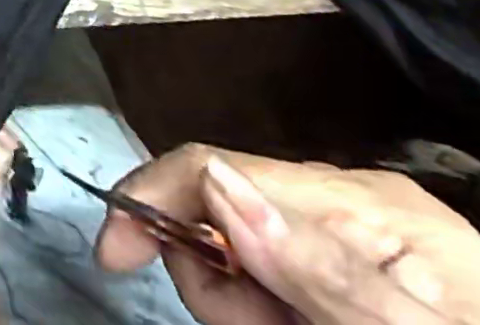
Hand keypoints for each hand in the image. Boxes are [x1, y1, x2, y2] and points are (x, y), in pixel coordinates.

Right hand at [95, 145, 479, 324]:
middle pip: (226, 209)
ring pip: (240, 250)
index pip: (229, 168)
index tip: (111, 258)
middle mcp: (351, 208)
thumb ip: (321, 270)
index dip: (157, 198)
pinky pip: (270, 280)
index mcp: (367, 205)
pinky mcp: (347, 282)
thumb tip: (216, 178)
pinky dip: (260, 311)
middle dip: (213, 275)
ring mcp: (350, 247)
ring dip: (237, 302)